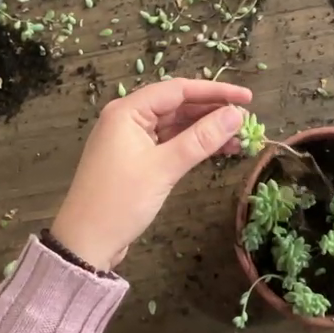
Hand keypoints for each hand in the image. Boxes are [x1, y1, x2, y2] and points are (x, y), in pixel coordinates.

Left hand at [50, 78, 253, 269]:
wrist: (85, 243)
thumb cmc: (120, 201)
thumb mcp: (164, 168)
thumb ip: (201, 139)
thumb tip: (236, 115)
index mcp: (128, 111)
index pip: (178, 89)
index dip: (215, 91)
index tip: (247, 98)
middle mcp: (128, 118)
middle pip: (178, 105)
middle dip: (212, 111)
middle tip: (247, 120)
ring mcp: (131, 140)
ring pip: (176, 125)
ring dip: (206, 130)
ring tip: (239, 139)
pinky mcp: (136, 160)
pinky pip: (170, 143)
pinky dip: (193, 146)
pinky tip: (219, 151)